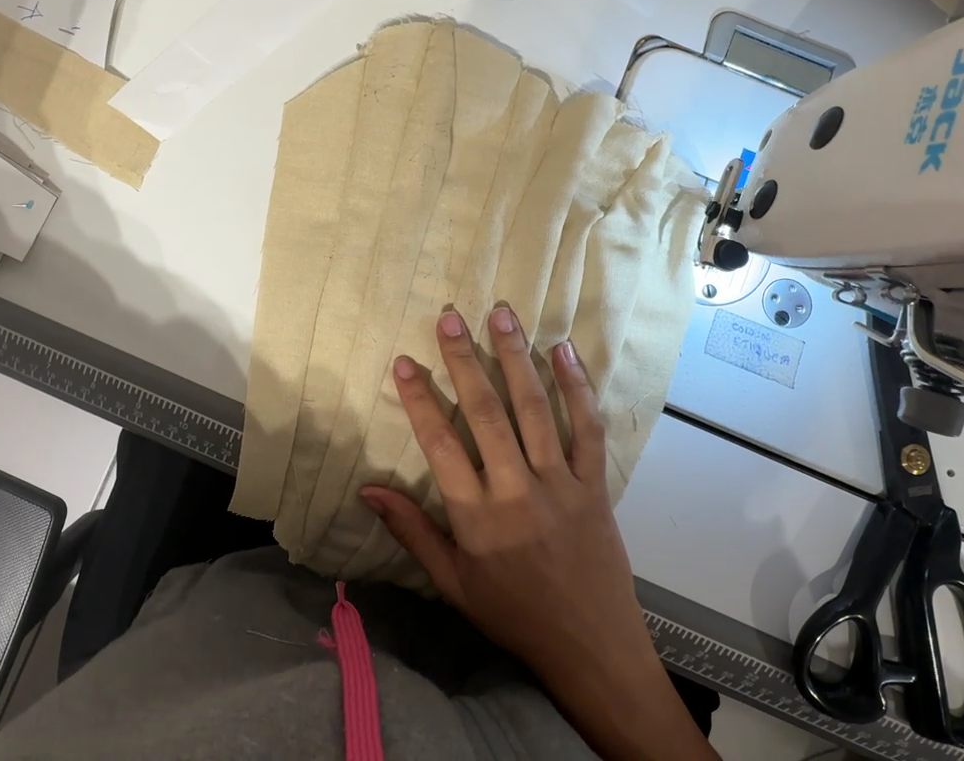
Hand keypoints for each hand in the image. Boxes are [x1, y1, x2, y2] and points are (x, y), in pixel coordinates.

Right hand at [361, 307, 718, 760]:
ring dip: (515, 359)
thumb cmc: (513, 614)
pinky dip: (577, 388)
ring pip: (535, 411)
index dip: (420, 401)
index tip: (404, 362)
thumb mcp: (452, 582)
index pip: (441, 446)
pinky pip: (587, 430)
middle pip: (486, 415)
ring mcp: (561, 484)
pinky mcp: (595, 485)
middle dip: (465, 362)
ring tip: (501, 315)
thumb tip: (367, 491)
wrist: (592, 647)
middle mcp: (517, 491)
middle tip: (450, 318)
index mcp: (477, 518)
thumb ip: (412, 531)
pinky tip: (562, 351)